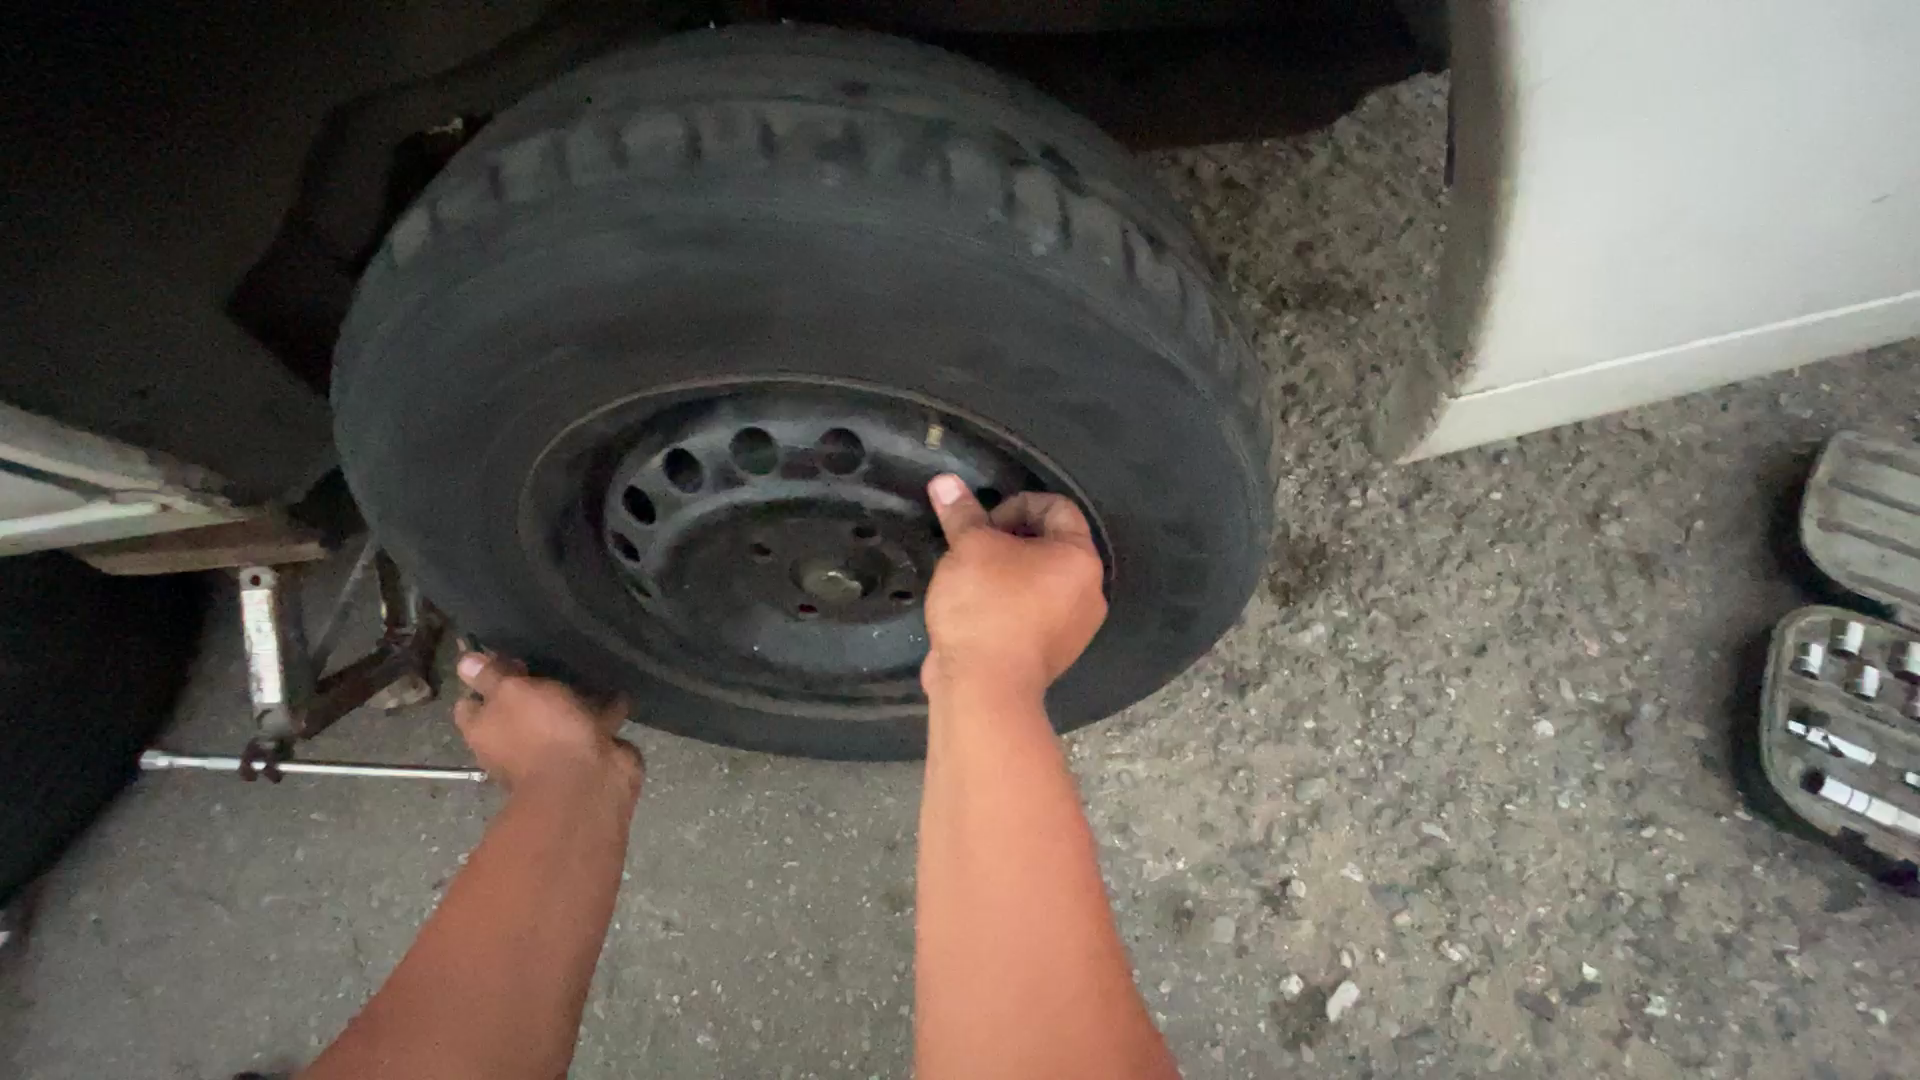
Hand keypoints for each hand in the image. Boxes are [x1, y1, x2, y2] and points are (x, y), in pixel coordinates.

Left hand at [453, 651, 643, 798]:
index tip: (506, 656)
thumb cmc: (541, 731)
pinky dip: (606, 705)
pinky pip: (595, 720)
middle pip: (518, 706)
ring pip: (559, 713)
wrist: (588, 778)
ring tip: (587, 662)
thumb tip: (465, 661)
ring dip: (572, 694)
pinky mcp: (588, 749)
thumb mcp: (511, 692)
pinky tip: (617, 683)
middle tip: (550, 654)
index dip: (485, 679)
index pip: (471, 702)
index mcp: (485, 729)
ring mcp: (553, 747)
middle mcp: (514, 740)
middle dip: (533, 684)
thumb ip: (491, 676)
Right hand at [921, 474, 1107, 697]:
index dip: (1016, 503)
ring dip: (1006, 571)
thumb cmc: (986, 605)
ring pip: (1039, 581)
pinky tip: (975, 608)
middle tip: (973, 545)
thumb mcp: (969, 548)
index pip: (1057, 508)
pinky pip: (1031, 613)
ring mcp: (1073, 628)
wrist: (985, 687)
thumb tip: (944, 481)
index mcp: (1080, 559)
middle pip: (1051, 545)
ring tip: (971, 576)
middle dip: (1009, 538)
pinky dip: (1007, 602)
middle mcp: (1088, 592)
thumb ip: (961, 513)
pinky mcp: (1051, 654)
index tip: (983, 522)